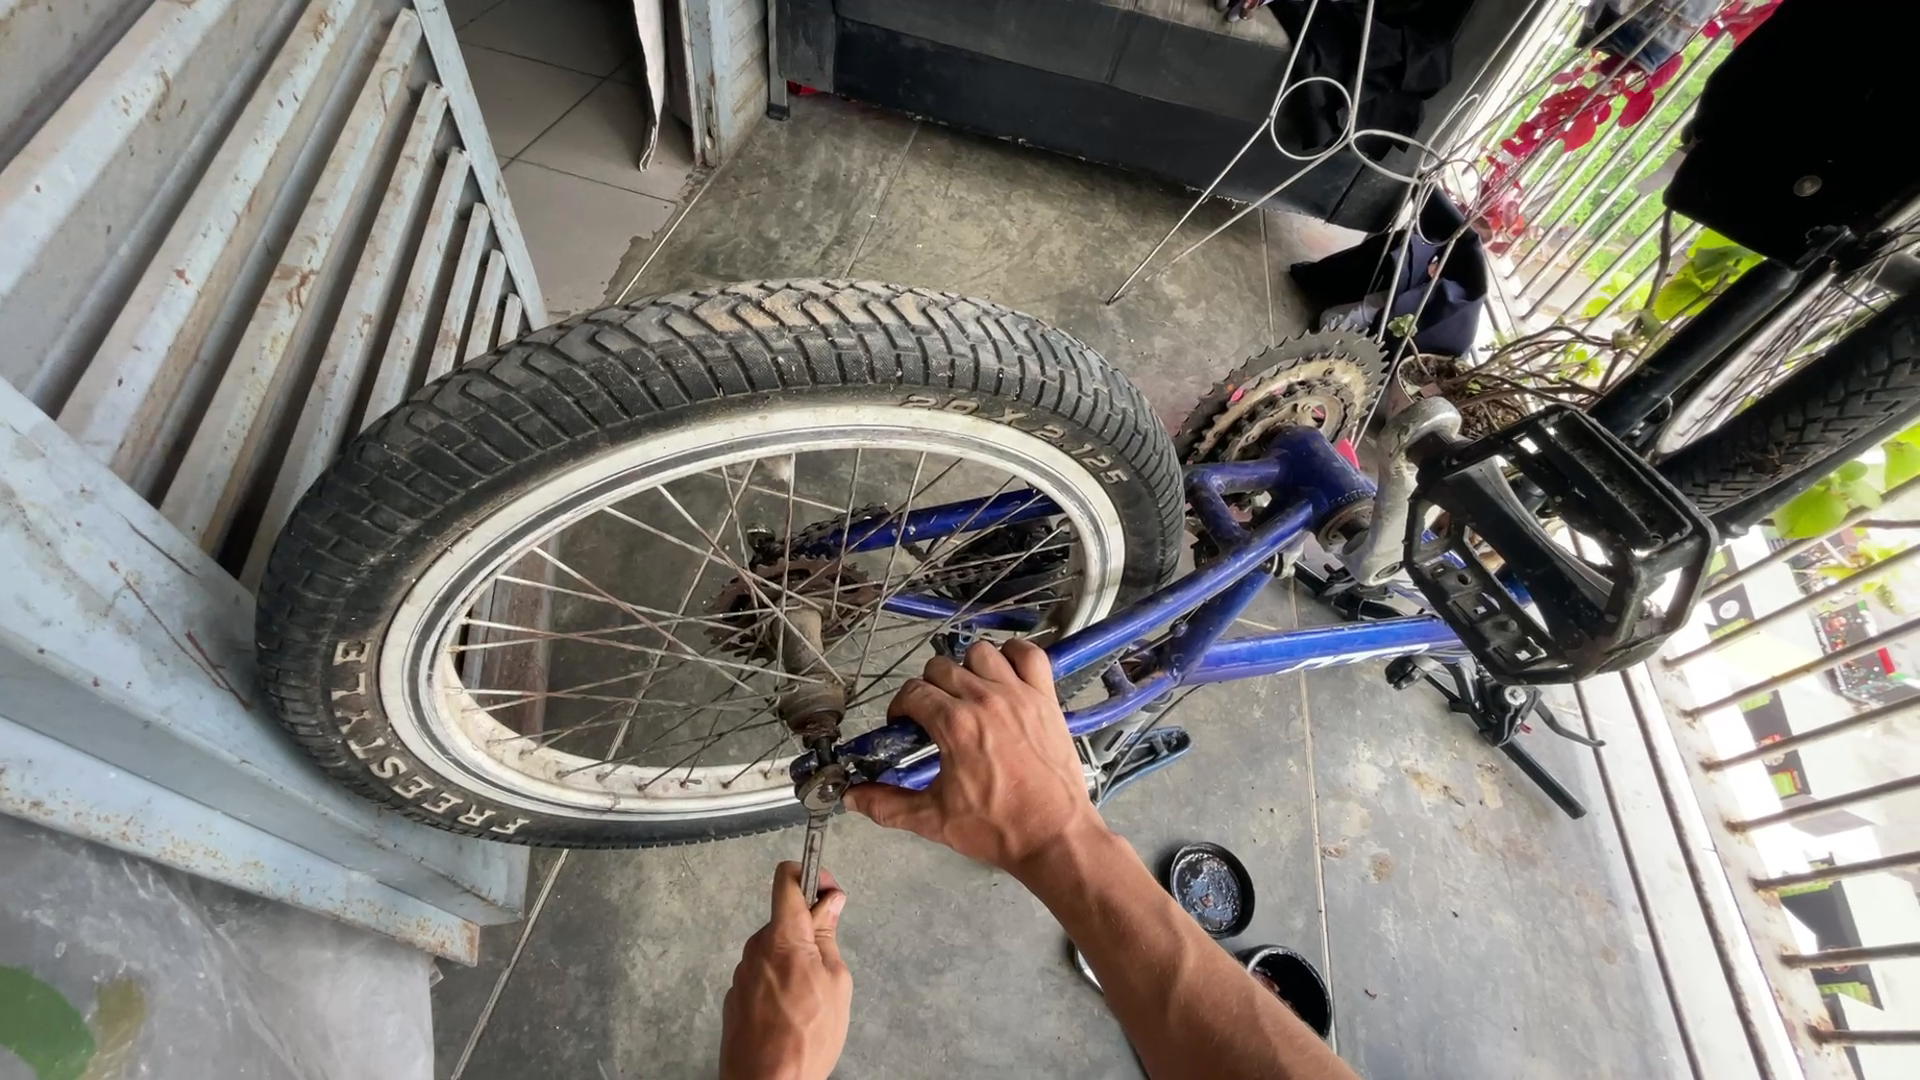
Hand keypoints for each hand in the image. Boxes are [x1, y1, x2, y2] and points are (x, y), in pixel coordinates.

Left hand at [719, 863, 850, 1079]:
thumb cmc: (808, 1038)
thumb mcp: (836, 981)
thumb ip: (828, 935)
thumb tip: (831, 902)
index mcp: (783, 936)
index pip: (786, 878)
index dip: (810, 874)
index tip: (827, 889)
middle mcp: (756, 948)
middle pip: (784, 918)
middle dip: (808, 928)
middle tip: (829, 957)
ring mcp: (741, 974)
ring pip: (774, 949)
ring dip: (793, 958)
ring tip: (811, 995)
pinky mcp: (733, 999)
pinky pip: (761, 975)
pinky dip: (778, 981)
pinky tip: (791, 1011)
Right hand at [844, 640, 1109, 875]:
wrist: (1055, 836)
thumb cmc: (997, 828)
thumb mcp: (934, 819)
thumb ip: (887, 805)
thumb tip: (851, 798)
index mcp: (955, 724)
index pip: (912, 692)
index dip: (901, 707)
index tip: (905, 724)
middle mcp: (985, 699)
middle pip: (941, 668)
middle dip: (929, 689)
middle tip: (934, 715)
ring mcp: (1019, 694)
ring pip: (981, 653)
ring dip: (967, 668)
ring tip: (968, 693)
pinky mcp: (1045, 697)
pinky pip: (1029, 654)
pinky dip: (1014, 656)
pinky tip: (1005, 675)